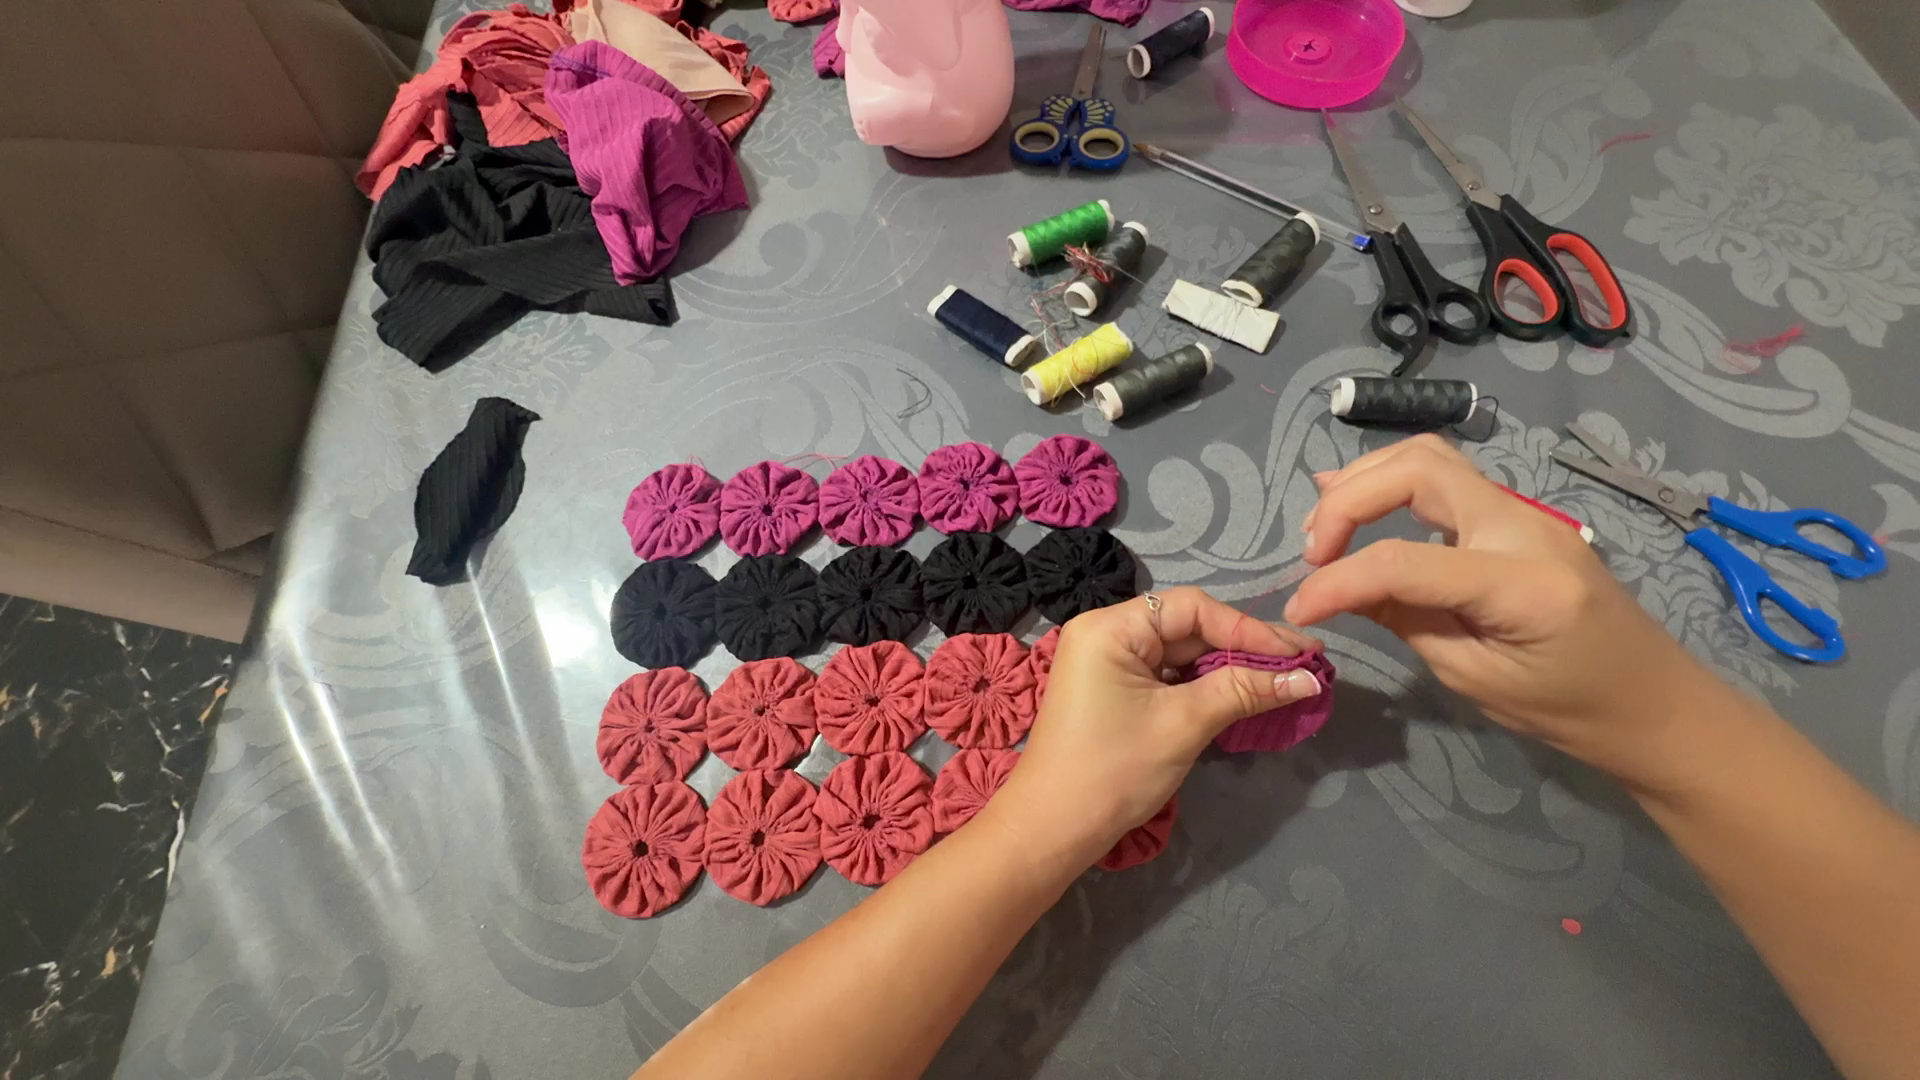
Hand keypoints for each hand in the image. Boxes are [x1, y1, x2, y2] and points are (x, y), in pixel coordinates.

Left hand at [988, 587, 1323, 869]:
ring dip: (1228, 667)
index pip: (1190, 608)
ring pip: (1179, 653)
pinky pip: (1166, 675)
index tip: (1300, 653)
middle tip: (1304, 666)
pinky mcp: (1114, 689)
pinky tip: (1244, 694)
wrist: (1054, 826)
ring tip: (1284, 680)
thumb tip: (1307, 678)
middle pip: (1186, 627)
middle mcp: (1105, 633)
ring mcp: (1107, 662)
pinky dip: (1203, 685)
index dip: (1248, 628)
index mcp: (1109, 627)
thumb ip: (1243, 691)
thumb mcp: (1183, 724)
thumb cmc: (1114, 769)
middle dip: (1244, 648)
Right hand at [1282, 435, 1717, 784]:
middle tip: (1312, 551)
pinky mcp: (1515, 515)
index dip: (1335, 581)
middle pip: (1417, 469)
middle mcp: (1526, 526)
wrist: (1657, 704)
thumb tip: (1331, 590)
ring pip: (1427, 458)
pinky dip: (1387, 484)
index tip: (1298, 609)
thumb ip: (1400, 619)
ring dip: (1363, 481)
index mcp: (1522, 583)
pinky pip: (1442, 478)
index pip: (1401, 560)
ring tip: (1322, 525)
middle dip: (1346, 501)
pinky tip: (1356, 509)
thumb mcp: (1470, 676)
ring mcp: (1524, 512)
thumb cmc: (1567, 708)